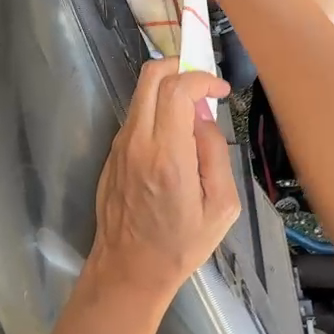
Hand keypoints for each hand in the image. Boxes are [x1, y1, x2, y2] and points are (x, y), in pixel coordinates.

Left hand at [88, 58, 240, 298]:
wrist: (129, 267)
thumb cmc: (180, 244)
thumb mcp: (221, 207)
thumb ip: (216, 153)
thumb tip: (205, 117)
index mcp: (167, 155)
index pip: (177, 90)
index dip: (201, 78)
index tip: (220, 89)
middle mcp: (138, 141)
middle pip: (151, 76)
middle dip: (179, 66)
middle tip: (202, 81)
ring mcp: (120, 143)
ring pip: (141, 93)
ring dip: (167, 87)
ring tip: (193, 109)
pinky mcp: (112, 149)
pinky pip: (136, 115)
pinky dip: (156, 108)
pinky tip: (174, 132)